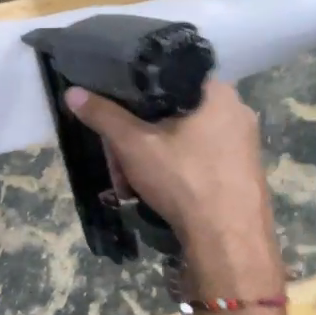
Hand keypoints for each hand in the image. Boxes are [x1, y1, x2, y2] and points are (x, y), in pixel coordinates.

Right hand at [65, 80, 282, 297]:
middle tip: (116, 160)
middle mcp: (236, 110)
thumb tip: (73, 91)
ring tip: (129, 183)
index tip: (111, 109)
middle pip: (169, 111)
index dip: (132, 92)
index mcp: (217, 93)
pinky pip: (196, 156)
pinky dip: (170, 168)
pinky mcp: (241, 168)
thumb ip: (103, 115)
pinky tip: (153, 191)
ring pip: (180, 137)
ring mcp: (243, 142)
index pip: (166, 76)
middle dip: (134, 136)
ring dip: (148, 156)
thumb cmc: (183, 178)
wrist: (228, 238)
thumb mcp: (132, 144)